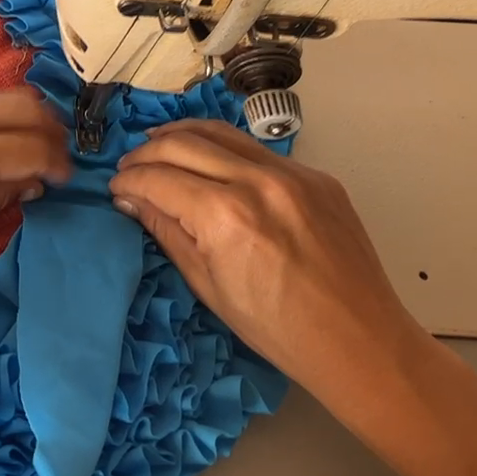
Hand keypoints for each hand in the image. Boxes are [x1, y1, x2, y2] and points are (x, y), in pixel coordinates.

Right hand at [109, 119, 426, 397]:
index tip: (115, 189)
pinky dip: (223, 150)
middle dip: (146, 153)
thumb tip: (131, 200)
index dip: (129, 181)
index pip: (158, 178)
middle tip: (129, 168)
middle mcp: (258, 181)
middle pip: (183, 143)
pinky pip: (257, 151)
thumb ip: (167, 231)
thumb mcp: (207, 286)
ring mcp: (293, 174)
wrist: (361, 343)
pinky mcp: (317, 176)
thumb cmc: (277, 329)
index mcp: (226, 215)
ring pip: (220, 132)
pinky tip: (211, 164)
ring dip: (180, 135)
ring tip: (158, 145)